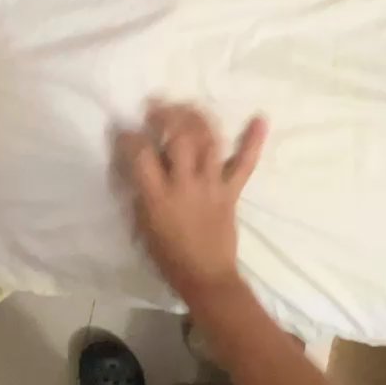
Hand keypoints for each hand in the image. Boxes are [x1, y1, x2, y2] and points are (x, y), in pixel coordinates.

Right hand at [116, 103, 267, 300]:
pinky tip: (260, 119)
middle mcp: (186, 184)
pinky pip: (245, 164)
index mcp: (158, 196)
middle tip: (157, 109)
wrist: (205, 277)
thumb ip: (141, 191)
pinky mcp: (232, 191)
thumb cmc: (167, 255)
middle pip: (180, 137)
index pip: (141, 154)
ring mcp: (212, 185)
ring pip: (209, 141)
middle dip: (167, 115)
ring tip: (187, 107)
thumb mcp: (142, 223)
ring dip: (198, 118)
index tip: (125, 131)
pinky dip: (253, 141)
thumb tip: (138, 165)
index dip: (130, 137)